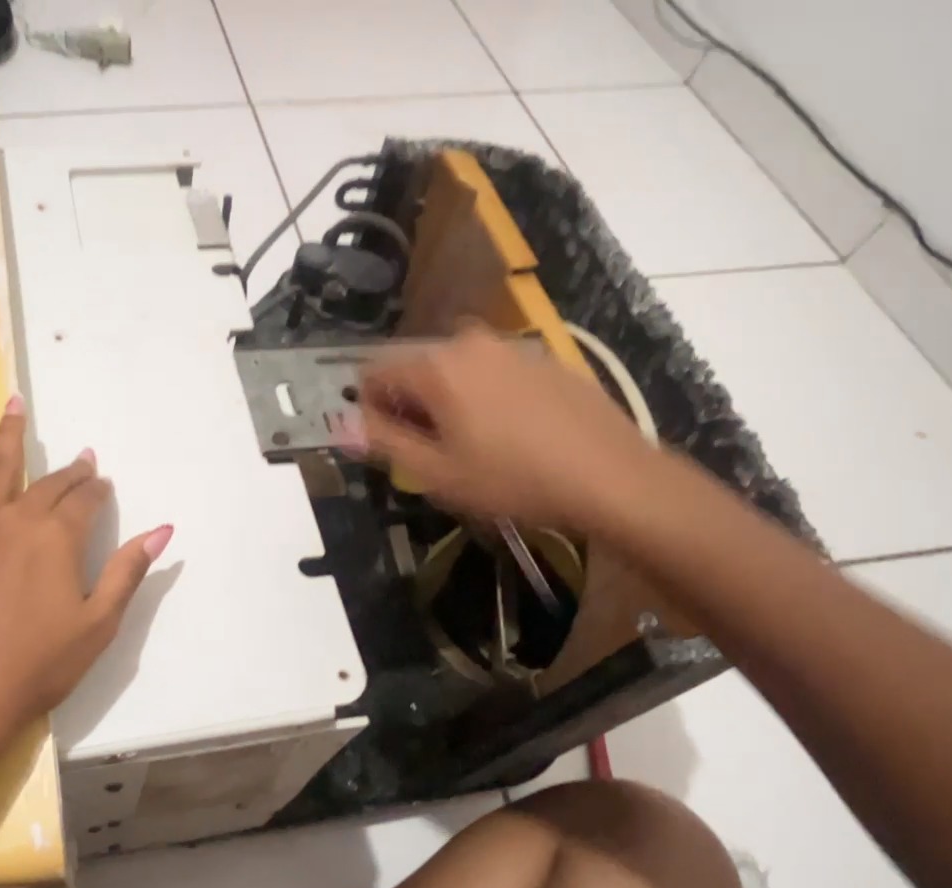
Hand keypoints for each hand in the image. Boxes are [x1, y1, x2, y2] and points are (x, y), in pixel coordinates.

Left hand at [0, 397, 172, 744]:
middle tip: (82, 457)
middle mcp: (15, 519)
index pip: (85, 501)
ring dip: (8, 436)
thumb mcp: (97, 624)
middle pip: (47, 484)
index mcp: (57, 538)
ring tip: (15, 405)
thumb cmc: (37, 666)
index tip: (104, 483)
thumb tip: (162, 530)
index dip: (98, 490)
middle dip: (68, 471)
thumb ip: (127, 571)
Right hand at [355, 331, 657, 532]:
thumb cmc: (513, 480)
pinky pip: (494, 374)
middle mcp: (469, 343)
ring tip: (470, 447)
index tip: (386, 446)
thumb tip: (340, 424)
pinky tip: (510, 437)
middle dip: (410, 406)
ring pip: (456, 371)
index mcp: (436, 366)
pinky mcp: (544, 360)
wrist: (611, 476)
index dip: (368, 410)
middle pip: (416, 369)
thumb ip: (382, 443)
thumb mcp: (436, 473)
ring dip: (447, 402)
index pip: (373, 374)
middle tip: (428, 453)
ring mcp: (511, 347)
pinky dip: (485, 398)